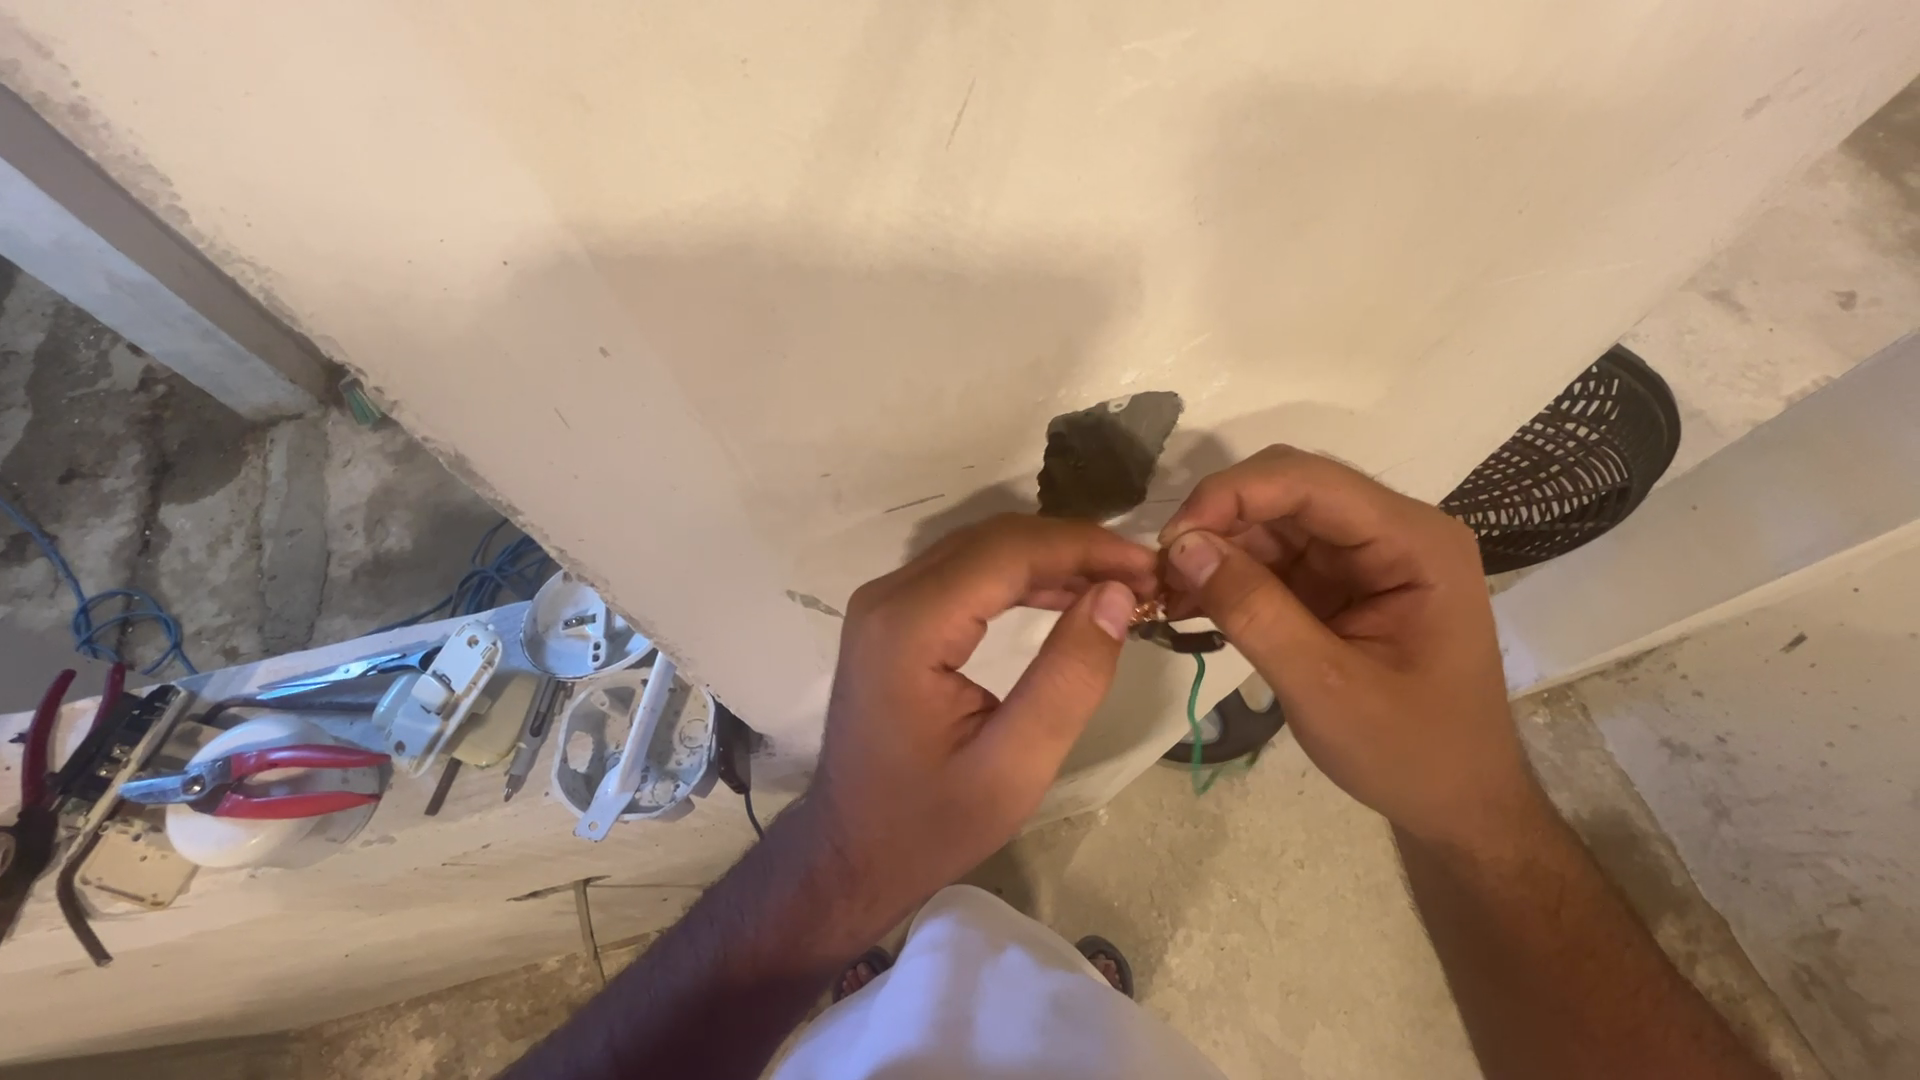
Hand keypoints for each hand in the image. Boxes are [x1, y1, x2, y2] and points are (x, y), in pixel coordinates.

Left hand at [803, 513, 1156, 924]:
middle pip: (994, 541)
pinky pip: (964, 575)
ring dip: (1051, 560)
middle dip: (1074, 549)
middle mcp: (889, 596)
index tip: (1150, 567)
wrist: (851, 850)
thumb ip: (1069, 678)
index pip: (1008, 552)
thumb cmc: (930, 823)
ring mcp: (885, 603)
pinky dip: (1019, 578)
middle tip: (1142, 579)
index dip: (1085, 547)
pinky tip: (1065, 597)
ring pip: (981, 550)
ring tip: (1117, 587)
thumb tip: (1116, 595)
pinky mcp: (893, 617)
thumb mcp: (1014, 767)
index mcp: (910, 627)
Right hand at [1158, 446, 1537, 845]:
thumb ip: (1254, 611)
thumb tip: (1181, 547)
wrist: (1455, 801)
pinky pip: (1269, 557)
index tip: (1170, 542)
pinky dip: (1225, 574)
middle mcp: (1388, 532)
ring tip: (1166, 594)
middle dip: (1217, 521)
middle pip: (1285, 491)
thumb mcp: (1325, 686)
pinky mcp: (1335, 582)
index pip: (1309, 481)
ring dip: (1213, 549)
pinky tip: (1189, 604)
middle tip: (1162, 571)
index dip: (1231, 495)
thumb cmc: (1410, 751)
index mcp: (1412, 542)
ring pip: (1268, 521)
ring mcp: (1360, 556)